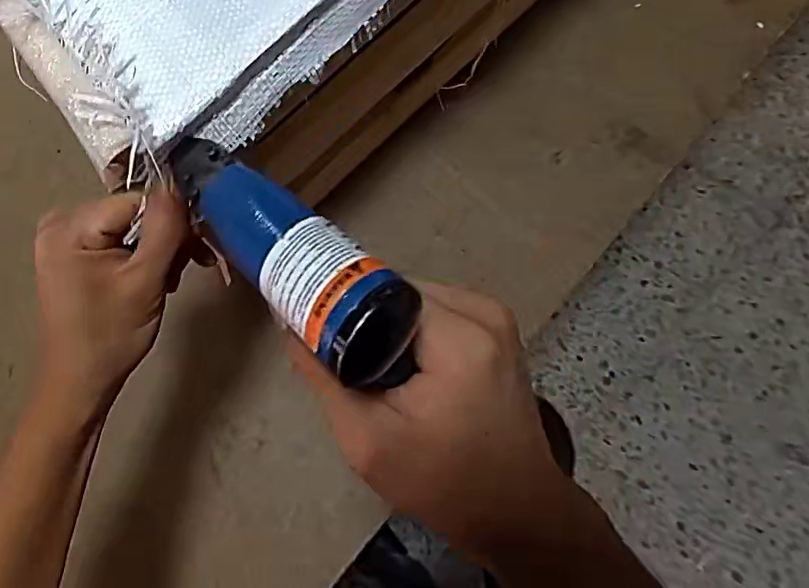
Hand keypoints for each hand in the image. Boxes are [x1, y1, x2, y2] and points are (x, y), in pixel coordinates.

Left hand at [33, 187, 190, 415]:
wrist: (80, 385)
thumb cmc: (110, 337)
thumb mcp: (144, 281)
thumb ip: (164, 228)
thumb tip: (176, 184)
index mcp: (69, 225)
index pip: (135, 200)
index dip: (170, 220)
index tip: (195, 247)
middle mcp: (60, 222)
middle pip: (131, 212)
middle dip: (164, 238)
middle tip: (183, 270)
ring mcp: (62, 238)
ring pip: (128, 226)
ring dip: (155, 249)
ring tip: (165, 282)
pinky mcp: (70, 253)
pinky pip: (115, 239)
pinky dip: (137, 255)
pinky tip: (148, 280)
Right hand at [285, 282, 582, 564]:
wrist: (519, 519)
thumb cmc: (444, 483)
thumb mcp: (365, 439)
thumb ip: (322, 376)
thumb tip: (289, 324)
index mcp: (458, 334)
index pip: (379, 288)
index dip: (340, 301)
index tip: (313, 322)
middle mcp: (481, 312)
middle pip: (396, 290)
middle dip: (362, 314)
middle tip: (337, 348)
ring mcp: (493, 317)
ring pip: (412, 296)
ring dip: (386, 321)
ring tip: (367, 360)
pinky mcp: (496, 329)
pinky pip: (433, 308)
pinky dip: (409, 327)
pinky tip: (399, 362)